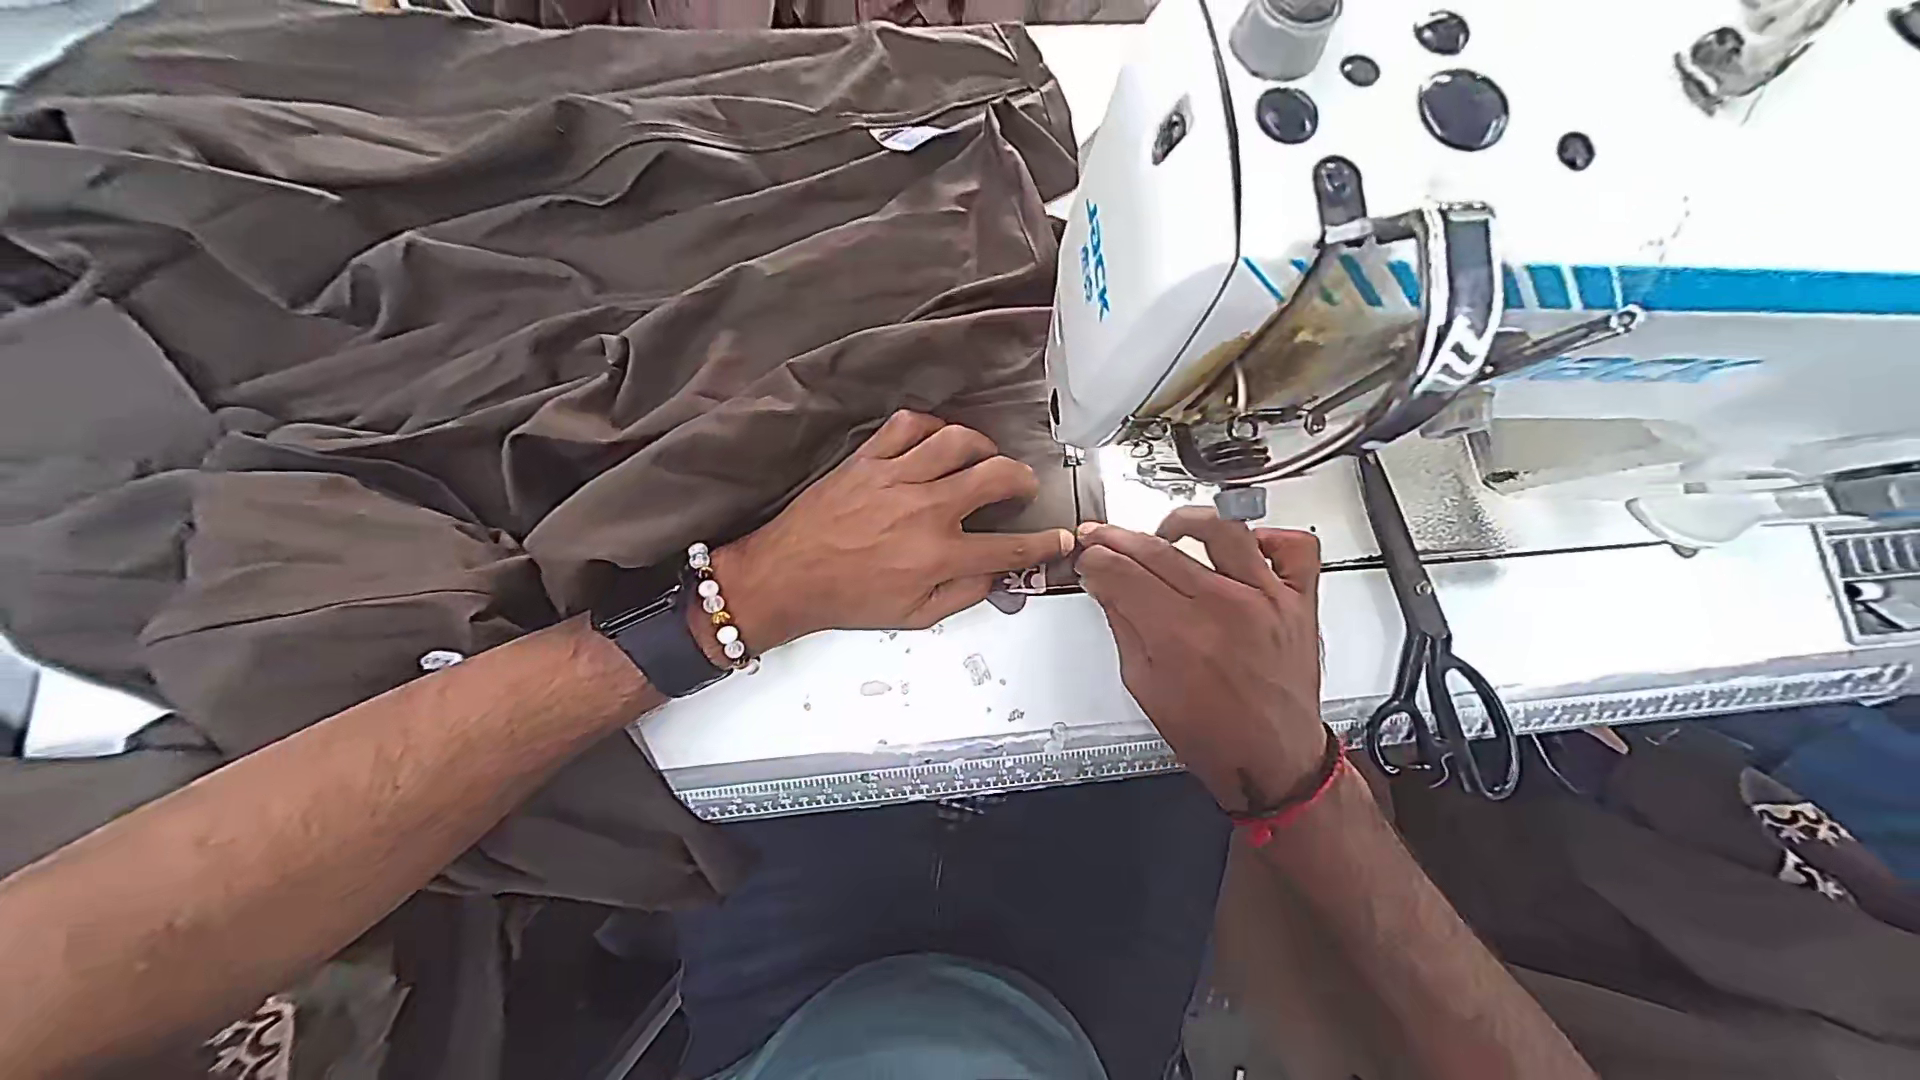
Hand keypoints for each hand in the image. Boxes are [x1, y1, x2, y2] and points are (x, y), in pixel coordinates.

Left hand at [708, 411, 1074, 651]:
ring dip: (983, 448)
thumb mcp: (915, 616)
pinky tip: (937, 442)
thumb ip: (964, 593)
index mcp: (937, 555)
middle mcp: (923, 511)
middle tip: (1022, 487)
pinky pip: (908, 426)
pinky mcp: (868, 460)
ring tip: (984, 459)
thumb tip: (996, 574)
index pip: (1011, 546)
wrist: (788, 577)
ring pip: (958, 441)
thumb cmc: (845, 597)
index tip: (1058, 537)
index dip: (1045, 542)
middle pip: (996, 476)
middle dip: (1023, 479)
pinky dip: (932, 427)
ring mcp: (895, 479)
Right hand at [1077, 507, 1324, 813]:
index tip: (1087, 557)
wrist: (1272, 760)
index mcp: (1180, 636)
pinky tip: (1241, 547)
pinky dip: (1267, 537)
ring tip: (1165, 533)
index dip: (1093, 559)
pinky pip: (1293, 546)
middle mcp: (1225, 609)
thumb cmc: (1214, 735)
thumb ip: (1123, 626)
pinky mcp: (1299, 601)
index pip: (1121, 572)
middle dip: (1117, 540)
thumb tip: (1105, 586)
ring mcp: (1267, 600)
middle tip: (1103, 539)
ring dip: (1181, 523)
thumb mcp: (1144, 685)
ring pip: (1220, 529)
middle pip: (1156, 549)